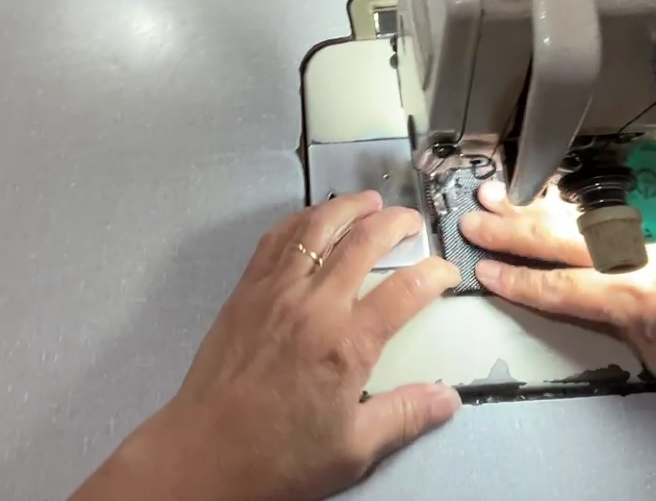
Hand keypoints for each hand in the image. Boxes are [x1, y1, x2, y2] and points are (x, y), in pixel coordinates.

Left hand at [73, 192, 463, 500]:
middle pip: (363, 241)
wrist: (206, 452)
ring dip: (349, 206)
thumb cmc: (281, 456)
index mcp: (346, 343)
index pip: (405, 292)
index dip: (433, 274)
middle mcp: (314, 302)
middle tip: (411, 220)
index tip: (445, 270)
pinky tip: (314, 217)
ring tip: (370, 200)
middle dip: (394, 222)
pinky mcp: (248, 286)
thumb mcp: (353, 448)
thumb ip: (404, 416)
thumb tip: (448, 398)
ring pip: (318, 226)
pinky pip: (278, 236)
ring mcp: (277, 287)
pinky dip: (302, 218)